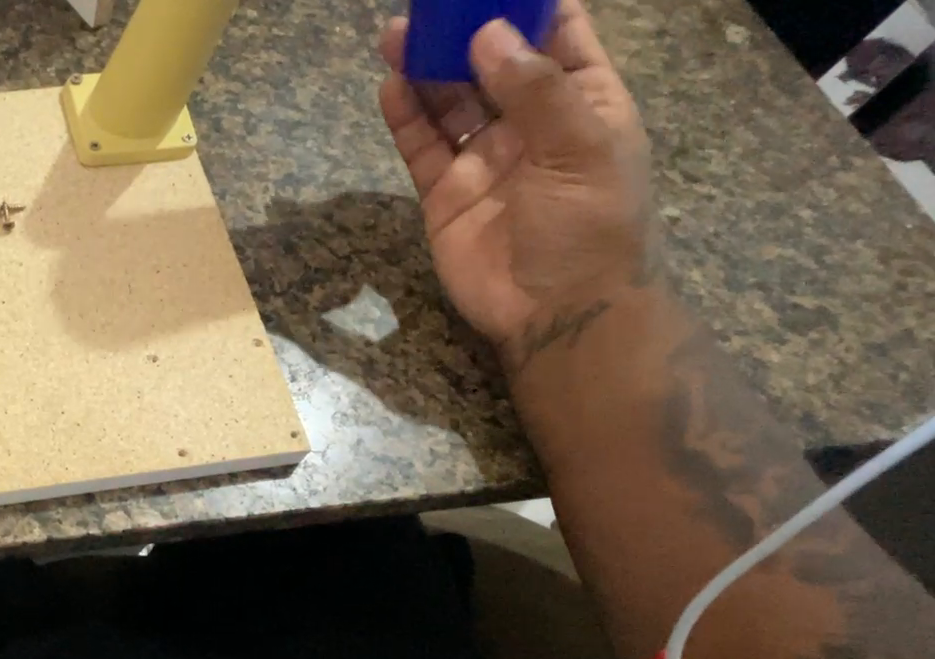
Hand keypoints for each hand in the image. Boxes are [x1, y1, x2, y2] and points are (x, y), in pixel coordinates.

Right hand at [377, 2, 655, 377]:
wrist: (553, 309)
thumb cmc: (588, 225)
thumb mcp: (580, 146)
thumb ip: (535, 90)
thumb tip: (487, 35)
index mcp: (581, 100)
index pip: (556, 35)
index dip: (525, 6)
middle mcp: (529, 122)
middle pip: (491, 63)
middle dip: (462, 33)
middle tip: (426, 8)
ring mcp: (482, 158)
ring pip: (449, 102)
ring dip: (425, 69)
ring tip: (395, 36)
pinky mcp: (443, 193)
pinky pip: (421, 147)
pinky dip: (405, 119)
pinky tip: (390, 88)